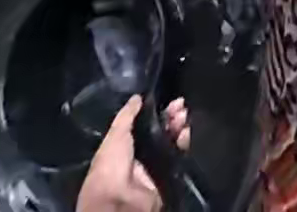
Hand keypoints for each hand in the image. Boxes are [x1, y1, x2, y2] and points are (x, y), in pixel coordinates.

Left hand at [76, 96, 190, 211]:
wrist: (120, 202)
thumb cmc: (111, 166)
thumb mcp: (115, 135)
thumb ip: (127, 115)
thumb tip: (138, 96)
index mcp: (124, 146)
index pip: (144, 123)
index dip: (155, 110)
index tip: (166, 99)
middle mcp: (141, 155)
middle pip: (160, 129)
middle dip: (170, 116)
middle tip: (180, 104)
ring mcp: (155, 166)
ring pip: (171, 140)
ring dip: (178, 125)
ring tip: (184, 115)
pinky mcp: (167, 176)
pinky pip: (178, 156)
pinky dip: (183, 143)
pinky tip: (186, 131)